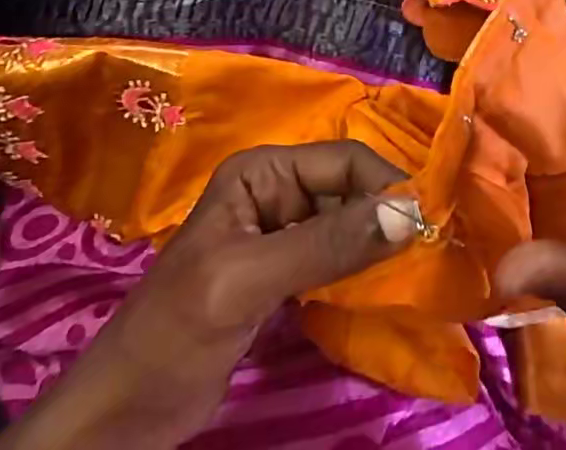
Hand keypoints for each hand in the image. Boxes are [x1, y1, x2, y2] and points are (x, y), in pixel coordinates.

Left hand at [0, 141, 417, 449]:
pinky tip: (389, 294)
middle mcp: (276, 190)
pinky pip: (338, 261)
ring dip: (382, 249)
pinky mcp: (287, 274)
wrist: (130, 404)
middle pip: (350, 191)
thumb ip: (326, 245)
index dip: (387, 186)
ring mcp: (283, 233)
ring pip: (349, 226)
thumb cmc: (178, 327)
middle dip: (389, 218)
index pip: (343, 161)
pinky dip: (364, 275)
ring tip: (423, 277)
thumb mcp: (249, 280)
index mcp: (261, 171)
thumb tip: (409, 211)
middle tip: (436, 259)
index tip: (433, 228)